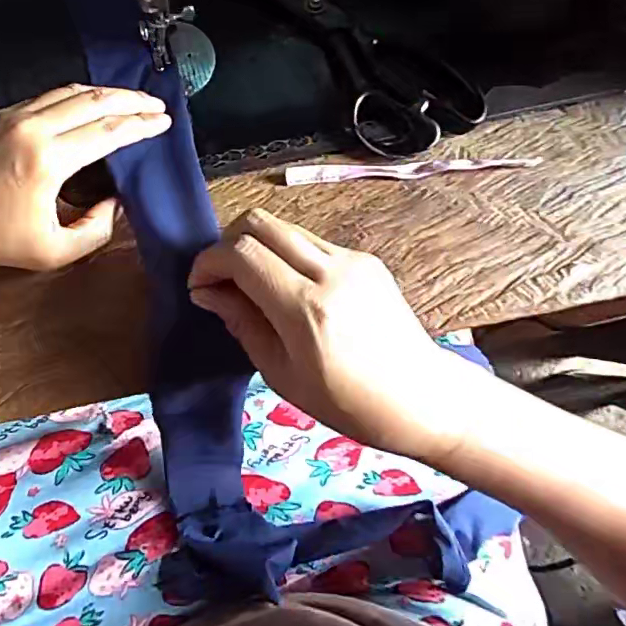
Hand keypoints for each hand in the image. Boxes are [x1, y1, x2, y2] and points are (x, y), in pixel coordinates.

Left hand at [0, 84, 170, 271]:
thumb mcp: (53, 251)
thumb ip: (95, 229)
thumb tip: (115, 202)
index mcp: (48, 160)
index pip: (108, 132)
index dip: (140, 125)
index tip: (163, 121)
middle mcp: (32, 128)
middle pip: (94, 102)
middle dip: (131, 100)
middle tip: (155, 103)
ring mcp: (12, 117)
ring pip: (70, 92)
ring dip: (105, 93)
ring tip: (129, 99)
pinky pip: (46, 97)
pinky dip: (75, 96)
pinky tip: (87, 103)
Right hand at [187, 208, 509, 462]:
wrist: (426, 399)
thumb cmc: (349, 403)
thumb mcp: (282, 374)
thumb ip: (242, 322)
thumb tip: (206, 291)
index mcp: (307, 309)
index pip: (242, 253)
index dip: (208, 262)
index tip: (199, 285)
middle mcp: (330, 271)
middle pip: (259, 222)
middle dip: (226, 243)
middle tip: (220, 278)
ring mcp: (351, 260)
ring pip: (283, 226)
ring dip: (255, 246)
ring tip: (251, 284)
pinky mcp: (364, 259)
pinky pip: (308, 242)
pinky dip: (283, 255)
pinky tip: (287, 289)